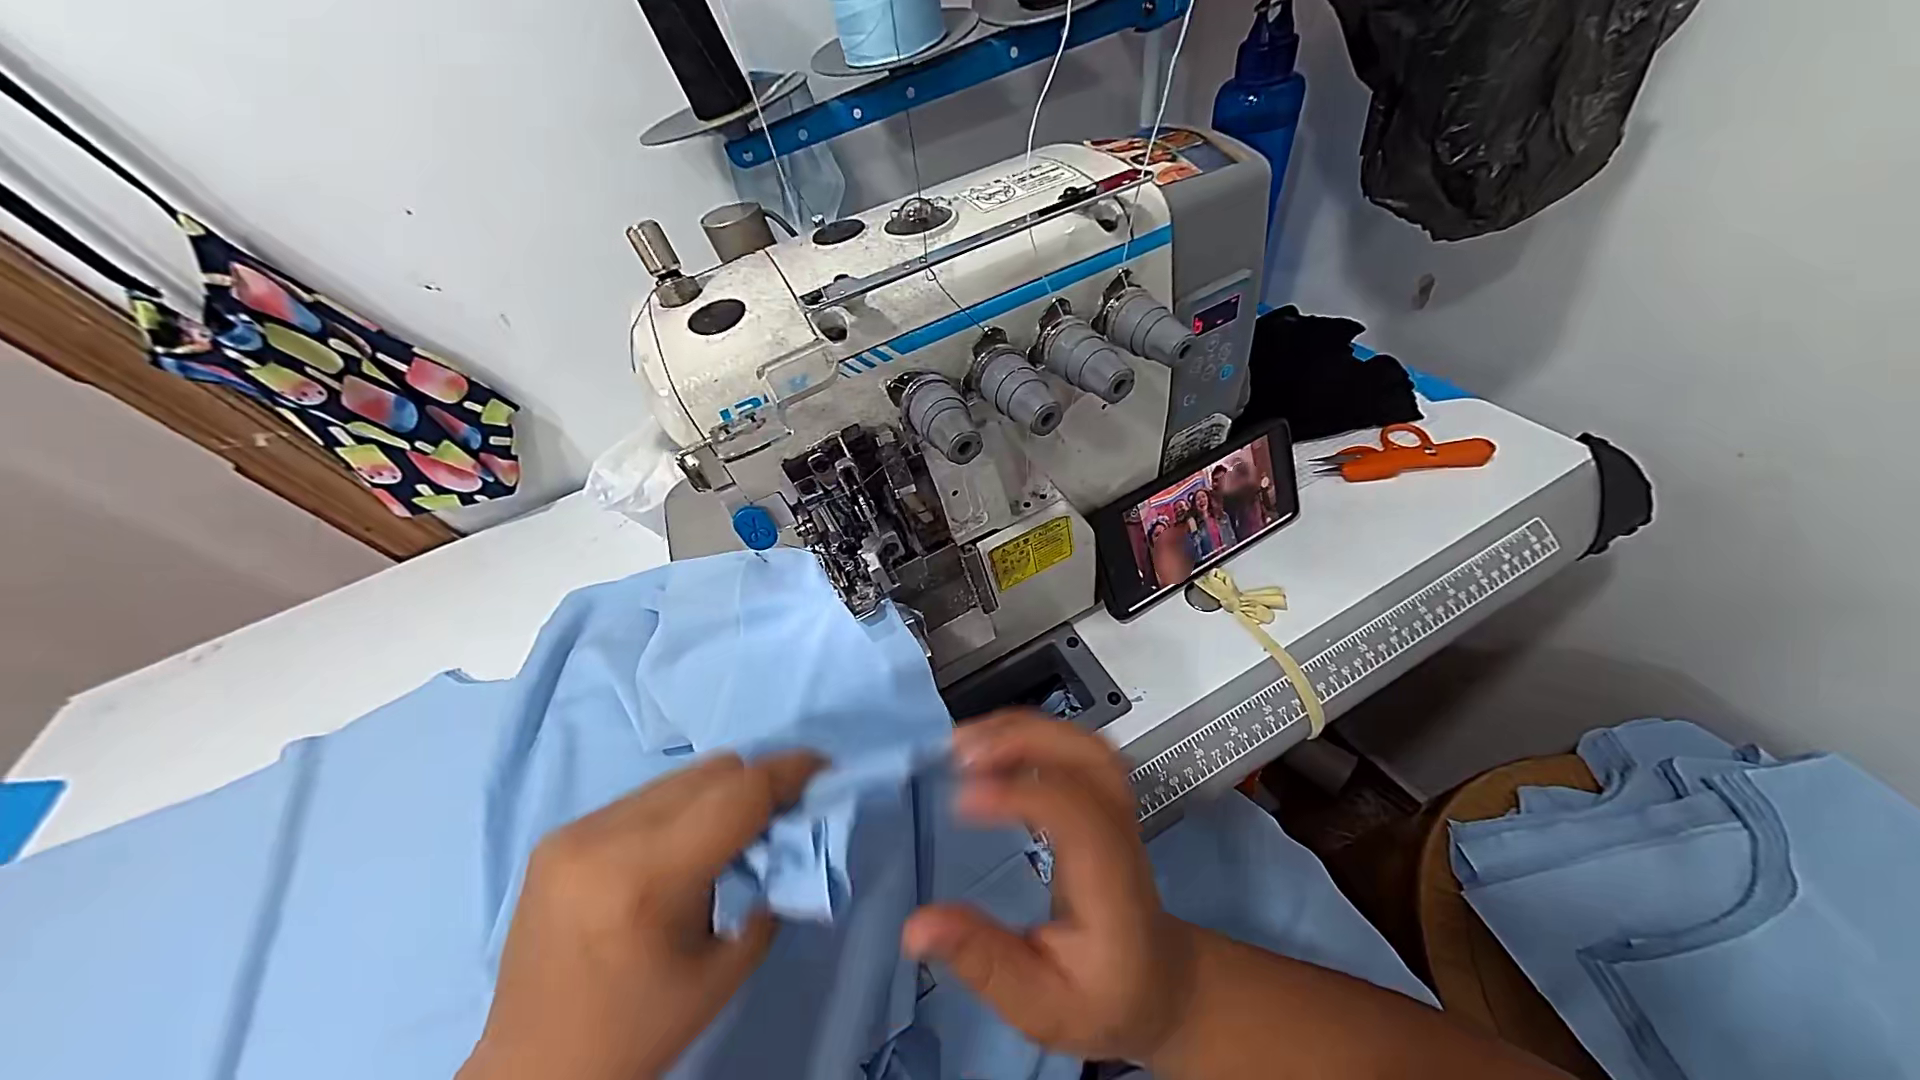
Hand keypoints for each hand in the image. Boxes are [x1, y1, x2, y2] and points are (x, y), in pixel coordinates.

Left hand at [459, 752, 822, 1079]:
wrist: (531, 1073)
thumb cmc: (639, 1032)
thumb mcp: (726, 968)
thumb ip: (769, 889)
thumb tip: (792, 837)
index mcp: (647, 879)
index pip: (738, 795)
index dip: (789, 772)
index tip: (824, 768)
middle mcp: (604, 838)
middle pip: (711, 772)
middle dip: (759, 783)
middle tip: (784, 811)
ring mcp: (573, 832)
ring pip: (678, 778)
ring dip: (720, 793)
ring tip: (733, 832)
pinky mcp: (558, 836)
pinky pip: (644, 797)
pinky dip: (681, 808)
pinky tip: (683, 846)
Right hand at [901, 710, 1197, 1062]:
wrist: (1159, 982)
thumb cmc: (1103, 994)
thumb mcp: (1040, 1003)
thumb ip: (983, 962)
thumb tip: (917, 926)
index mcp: (1108, 881)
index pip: (1075, 813)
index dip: (1017, 793)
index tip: (960, 802)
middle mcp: (1118, 831)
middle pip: (1087, 757)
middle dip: (1021, 740)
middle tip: (959, 752)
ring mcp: (1117, 807)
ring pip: (1082, 742)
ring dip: (1022, 730)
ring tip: (967, 742)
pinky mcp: (1104, 798)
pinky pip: (1073, 746)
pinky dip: (1030, 733)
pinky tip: (993, 745)